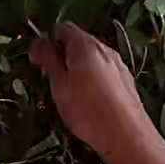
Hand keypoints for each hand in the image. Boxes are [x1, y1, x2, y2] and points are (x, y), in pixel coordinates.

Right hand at [29, 22, 160, 162]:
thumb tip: (38, 41)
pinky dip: (92, 79)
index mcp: (86, 45)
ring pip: (92, 58)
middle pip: (79, 42)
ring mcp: (118, 65)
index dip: (47, 40)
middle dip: (62, 55)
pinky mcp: (126, 81)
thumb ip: (48, 60)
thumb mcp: (59, 84)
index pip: (63, 28)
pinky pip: (104, 72)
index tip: (38, 61)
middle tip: (51, 79)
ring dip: (78, 68)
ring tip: (69, 92)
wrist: (126, 136)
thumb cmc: (87, 109)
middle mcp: (105, 49)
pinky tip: (90, 100)